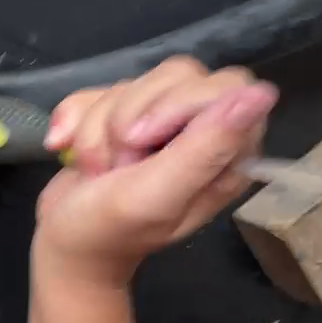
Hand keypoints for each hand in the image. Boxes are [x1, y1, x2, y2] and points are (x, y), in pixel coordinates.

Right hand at [34, 57, 276, 288]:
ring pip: (128, 85)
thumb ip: (204, 149)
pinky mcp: (116, 118)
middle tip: (117, 165)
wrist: (61, 246)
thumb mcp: (154, 197)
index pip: (222, 86)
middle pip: (174, 76)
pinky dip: (72, 119)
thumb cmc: (106, 230)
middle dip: (126, 116)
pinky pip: (94, 93)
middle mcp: (197, 131)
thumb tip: (260, 94)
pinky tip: (62, 146)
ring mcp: (155, 122)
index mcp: (226, 153)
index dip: (174, 104)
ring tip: (95, 169)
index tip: (139, 141)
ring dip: (95, 128)